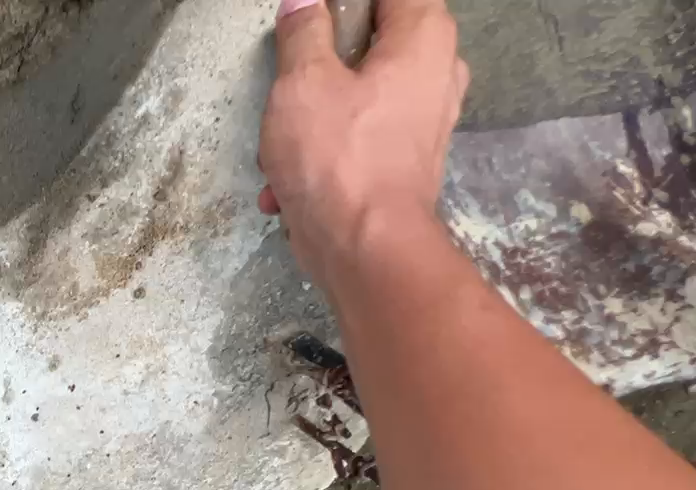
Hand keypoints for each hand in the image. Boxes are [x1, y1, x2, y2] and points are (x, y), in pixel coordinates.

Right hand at [259, 0, 469, 284]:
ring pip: (354, 104)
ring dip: (306, 130)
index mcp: (423, 37)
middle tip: (282, 104)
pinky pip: (354, 145)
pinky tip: (286, 189)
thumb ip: (302, 37)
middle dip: (315, 78)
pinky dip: (318, 161)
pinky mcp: (403, 163)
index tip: (307, 30)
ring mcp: (424, 121)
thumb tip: (303, 2)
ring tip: (276, 160)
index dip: (345, 6)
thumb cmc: (333, 156)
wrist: (361, 241)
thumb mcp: (301, 86)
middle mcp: (436, 71)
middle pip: (369, 50)